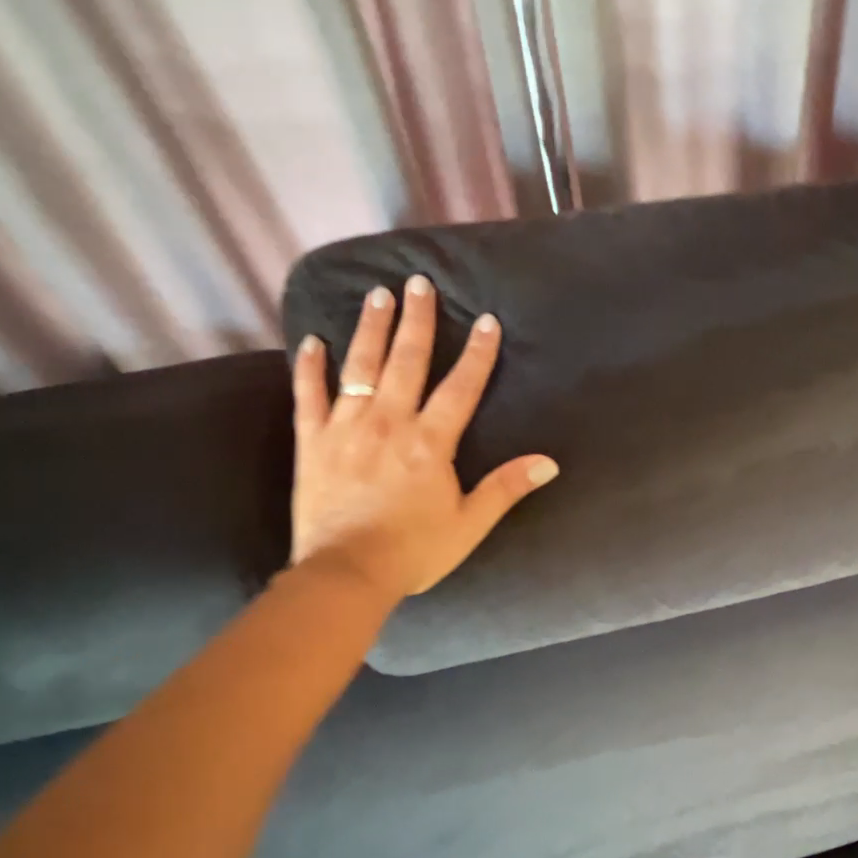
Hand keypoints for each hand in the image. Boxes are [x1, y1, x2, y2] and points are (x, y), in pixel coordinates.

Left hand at [289, 275, 558, 601]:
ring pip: (360, 367)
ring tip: (377, 295)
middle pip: (407, 361)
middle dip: (417, 320)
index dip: (476, 353)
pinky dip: (308, 367)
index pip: (461, 387)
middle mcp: (389, 423)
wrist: (345, 574)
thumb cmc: (413, 551)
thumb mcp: (469, 524)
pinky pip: (308, 396)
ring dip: (370, 328)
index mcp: (430, 443)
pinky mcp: (312, 442)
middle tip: (419, 283)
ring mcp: (346, 428)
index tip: (486, 320)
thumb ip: (506, 488)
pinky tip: (310, 341)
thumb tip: (549, 462)